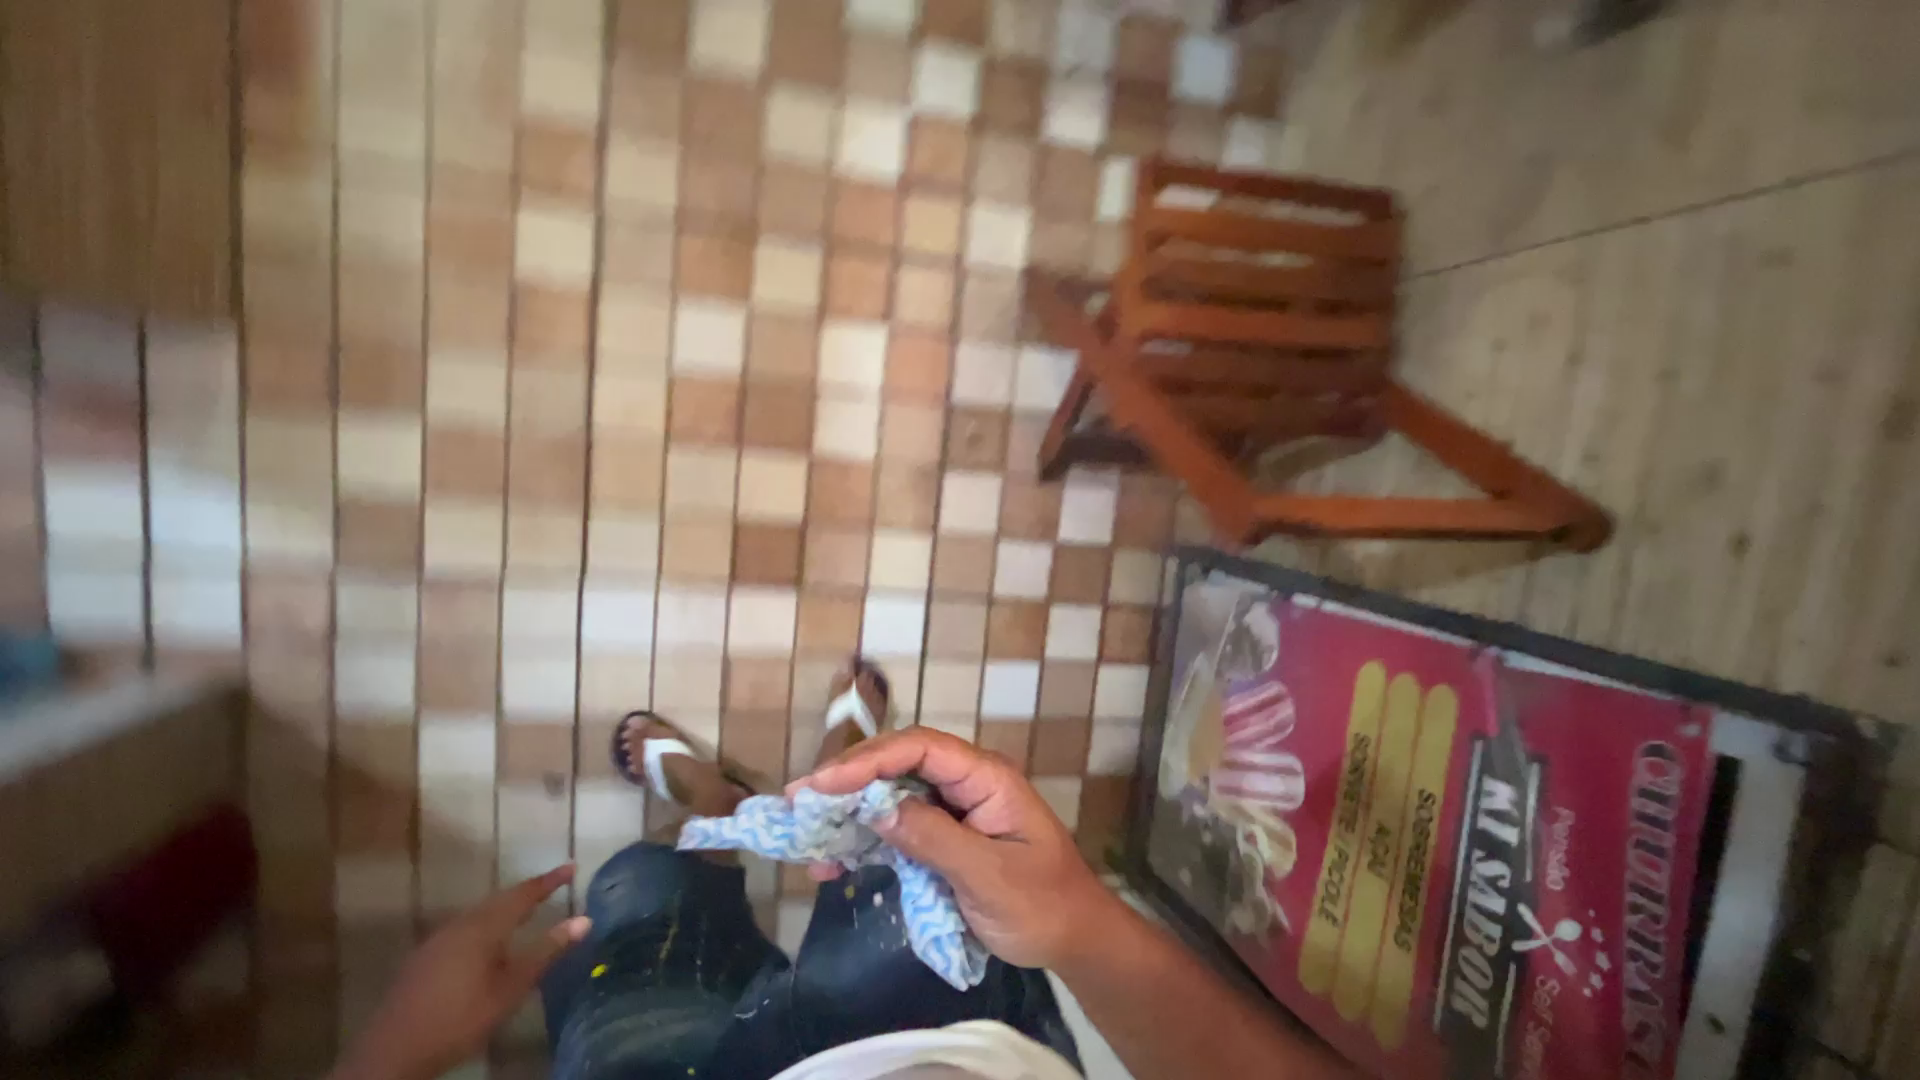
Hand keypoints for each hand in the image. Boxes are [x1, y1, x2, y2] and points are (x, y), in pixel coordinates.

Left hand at [330, 865, 591, 1079]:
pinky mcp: (424, 958)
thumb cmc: (460, 1019)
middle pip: (499, 900)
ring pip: (479, 913)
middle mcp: (460, 925)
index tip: (572, 866)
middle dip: (527, 892)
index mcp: (484, 927)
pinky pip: (464, 927)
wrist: (392, 1054)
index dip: (549, 880)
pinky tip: (488, 940)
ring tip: (525, 909)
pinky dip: (485, 923)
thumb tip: (584, 920)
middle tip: (552, 885)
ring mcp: (438, 941)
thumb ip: (547, 952)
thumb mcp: (511, 989)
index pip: (524, 894)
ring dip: (505, 907)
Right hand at [794, 729, 1125, 969]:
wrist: (1074, 936)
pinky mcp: (944, 837)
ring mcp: (953, 809)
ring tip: (806, 832)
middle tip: (800, 801)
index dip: (870, 759)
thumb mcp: (989, 875)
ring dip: (851, 812)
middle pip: (900, 765)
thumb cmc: (1042, 903)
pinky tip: (834, 864)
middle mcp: (966, 783)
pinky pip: (898, 829)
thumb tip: (878, 809)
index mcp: (985, 778)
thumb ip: (935, 838)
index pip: (921, 749)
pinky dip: (866, 843)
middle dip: (850, 780)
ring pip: (893, 795)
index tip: (826, 784)